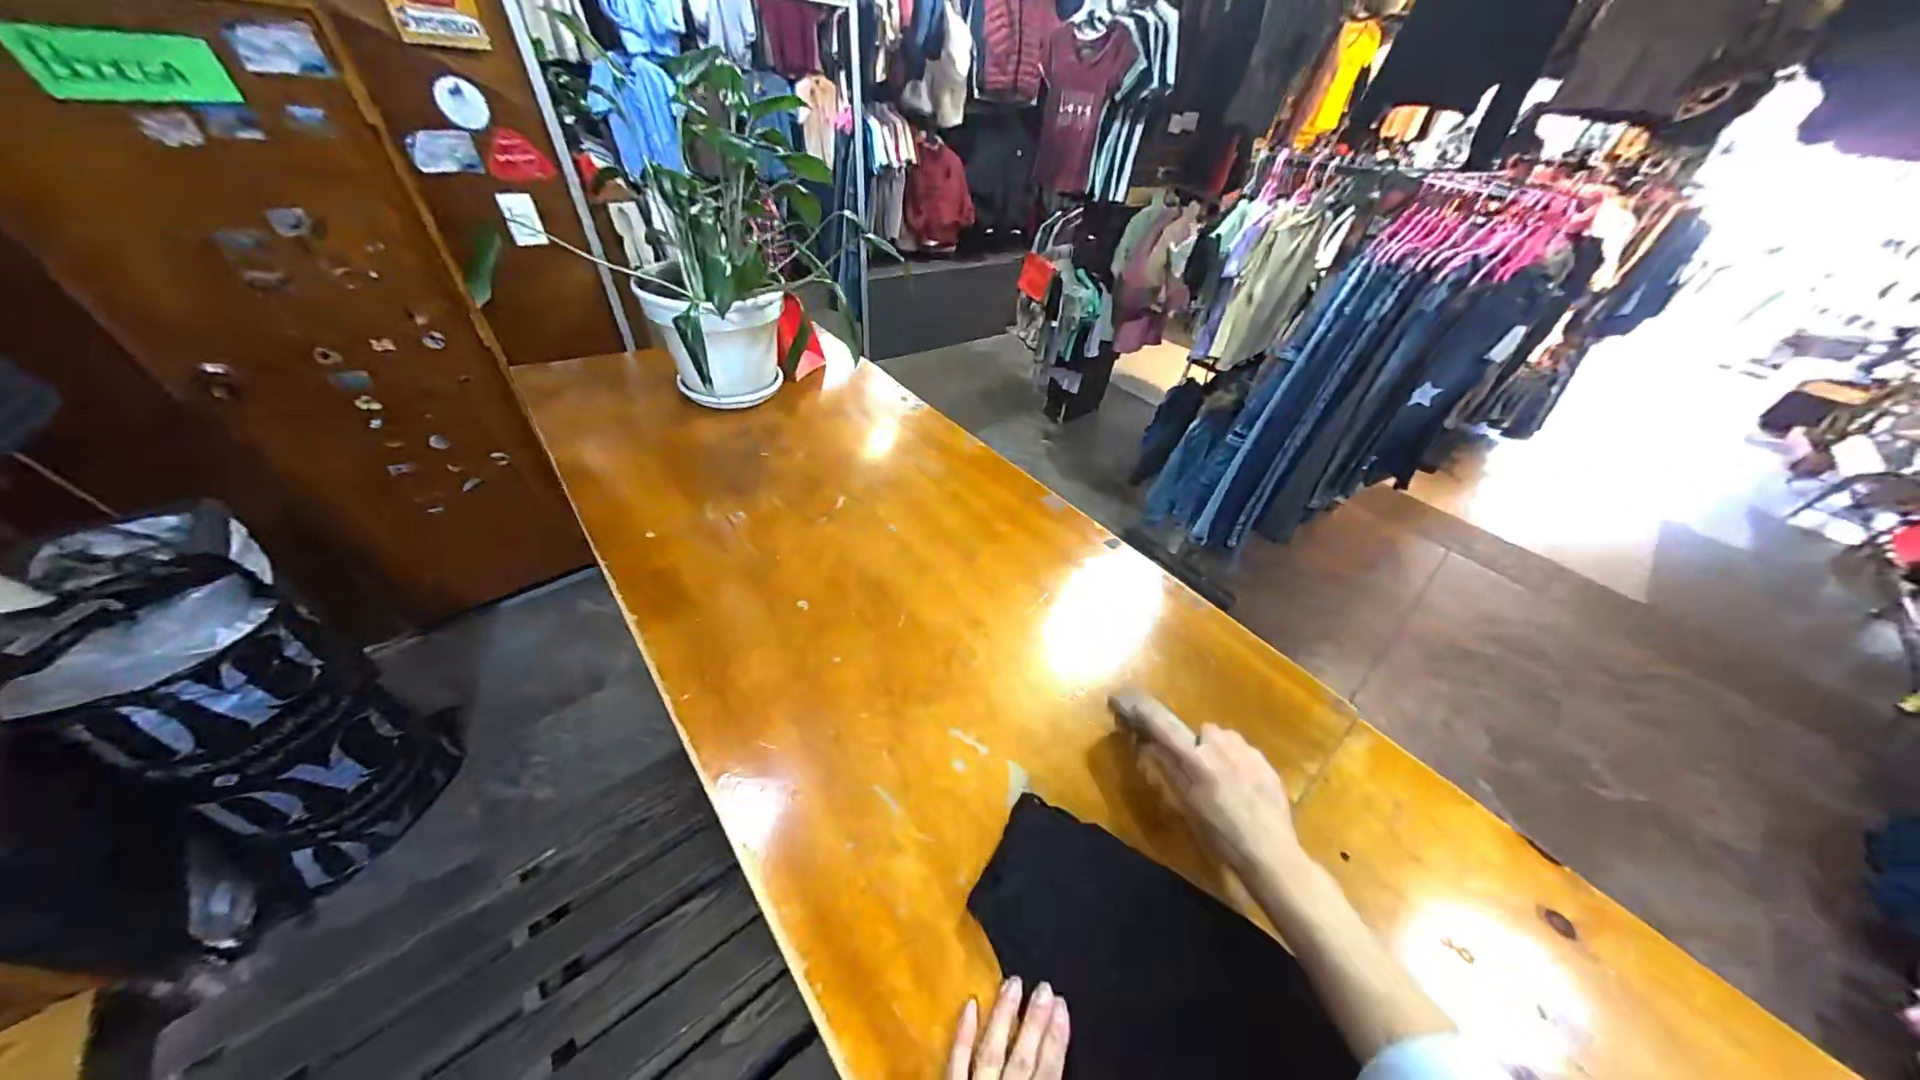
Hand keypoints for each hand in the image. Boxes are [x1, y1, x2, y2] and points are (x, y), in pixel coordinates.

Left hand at [947, 976, 1068, 1079]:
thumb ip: (1046, 1079)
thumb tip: (1051, 1055)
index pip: (1048, 1072)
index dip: (1056, 1039)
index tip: (1061, 1004)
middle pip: (1021, 1059)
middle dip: (1035, 1022)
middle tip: (1043, 986)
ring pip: (990, 1052)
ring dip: (1003, 1017)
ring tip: (1013, 983)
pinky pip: (955, 1062)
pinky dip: (962, 1034)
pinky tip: (970, 1004)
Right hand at [1109, 688, 1303, 875]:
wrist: (1271, 855)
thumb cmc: (1221, 837)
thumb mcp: (1188, 807)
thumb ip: (1170, 771)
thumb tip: (1149, 746)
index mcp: (1196, 760)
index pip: (1163, 726)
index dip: (1144, 712)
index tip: (1127, 701)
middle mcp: (1221, 747)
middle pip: (1203, 730)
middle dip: (1200, 744)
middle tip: (1199, 770)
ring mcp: (1248, 753)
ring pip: (1227, 738)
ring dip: (1221, 751)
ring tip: (1225, 780)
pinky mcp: (1268, 763)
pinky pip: (1246, 752)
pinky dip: (1241, 763)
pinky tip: (1246, 789)